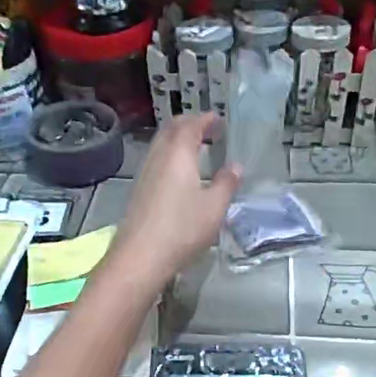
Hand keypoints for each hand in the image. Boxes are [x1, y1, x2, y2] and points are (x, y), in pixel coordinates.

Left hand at [104, 113, 240, 285]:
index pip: (191, 125)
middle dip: (189, 124)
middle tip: (207, 129)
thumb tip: (236, 166)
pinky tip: (181, 173)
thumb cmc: (182, 229)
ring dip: (178, 139)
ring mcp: (145, 173)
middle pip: (171, 129)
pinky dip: (171, 155)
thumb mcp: (214, 208)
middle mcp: (159, 157)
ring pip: (161, 144)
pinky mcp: (139, 190)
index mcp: (179, 154)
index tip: (218, 119)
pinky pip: (156, 160)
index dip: (205, 119)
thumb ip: (226, 184)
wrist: (140, 257)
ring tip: (196, 148)